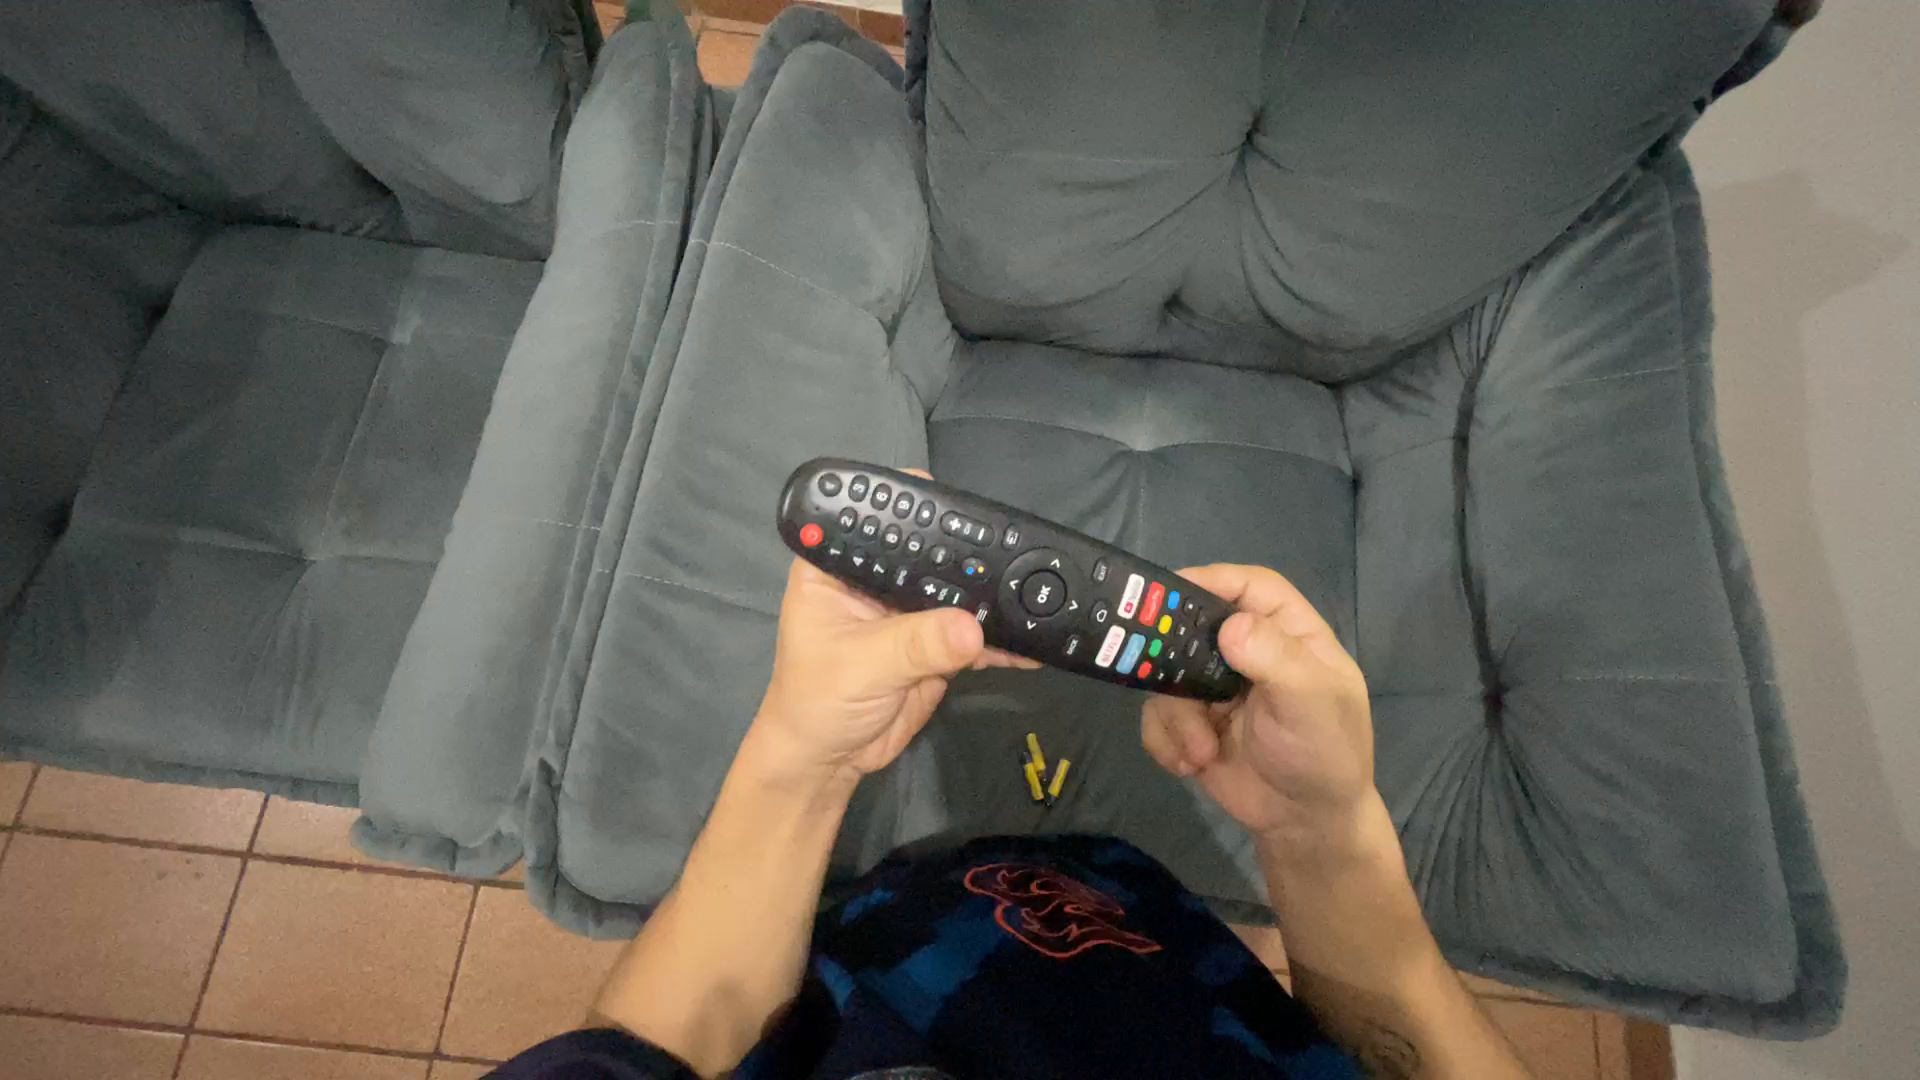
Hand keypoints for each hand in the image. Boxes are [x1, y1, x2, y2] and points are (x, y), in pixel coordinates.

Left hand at [753, 507, 1037, 785]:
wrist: (831, 761)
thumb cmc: (818, 703)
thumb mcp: (862, 666)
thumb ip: (916, 644)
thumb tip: (971, 627)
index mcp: (838, 568)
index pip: (876, 522)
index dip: (912, 506)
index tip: (956, 503)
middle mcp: (875, 580)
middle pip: (925, 552)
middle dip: (964, 552)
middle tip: (1011, 546)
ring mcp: (907, 611)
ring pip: (953, 590)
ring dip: (986, 595)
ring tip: (1029, 589)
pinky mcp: (933, 643)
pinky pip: (971, 631)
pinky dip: (998, 637)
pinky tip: (1028, 639)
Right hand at [1140, 563, 1378, 855]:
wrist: (1305, 824)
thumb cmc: (1323, 754)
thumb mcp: (1312, 704)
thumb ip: (1276, 660)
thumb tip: (1229, 626)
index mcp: (1288, 635)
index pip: (1250, 588)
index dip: (1213, 580)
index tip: (1172, 591)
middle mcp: (1247, 653)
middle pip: (1193, 626)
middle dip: (1169, 651)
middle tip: (1150, 664)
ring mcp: (1213, 686)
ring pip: (1167, 677)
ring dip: (1177, 718)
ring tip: (1200, 752)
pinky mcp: (1190, 721)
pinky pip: (1156, 716)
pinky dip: (1165, 741)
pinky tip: (1189, 765)